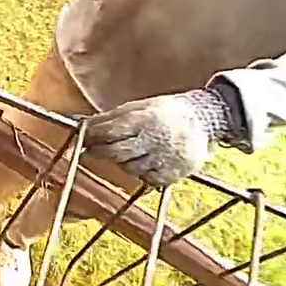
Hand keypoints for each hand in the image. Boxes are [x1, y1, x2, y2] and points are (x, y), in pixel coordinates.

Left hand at [83, 87, 238, 187]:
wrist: (205, 120)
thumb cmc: (165, 113)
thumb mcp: (141, 107)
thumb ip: (113, 118)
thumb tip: (82, 125)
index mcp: (145, 118)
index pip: (109, 131)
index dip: (92, 136)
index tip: (80, 137)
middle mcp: (154, 139)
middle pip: (114, 152)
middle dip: (98, 152)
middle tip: (89, 151)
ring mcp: (163, 158)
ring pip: (128, 167)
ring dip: (123, 160)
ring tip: (130, 149)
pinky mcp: (171, 174)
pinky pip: (145, 177)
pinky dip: (141, 171)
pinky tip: (146, 160)